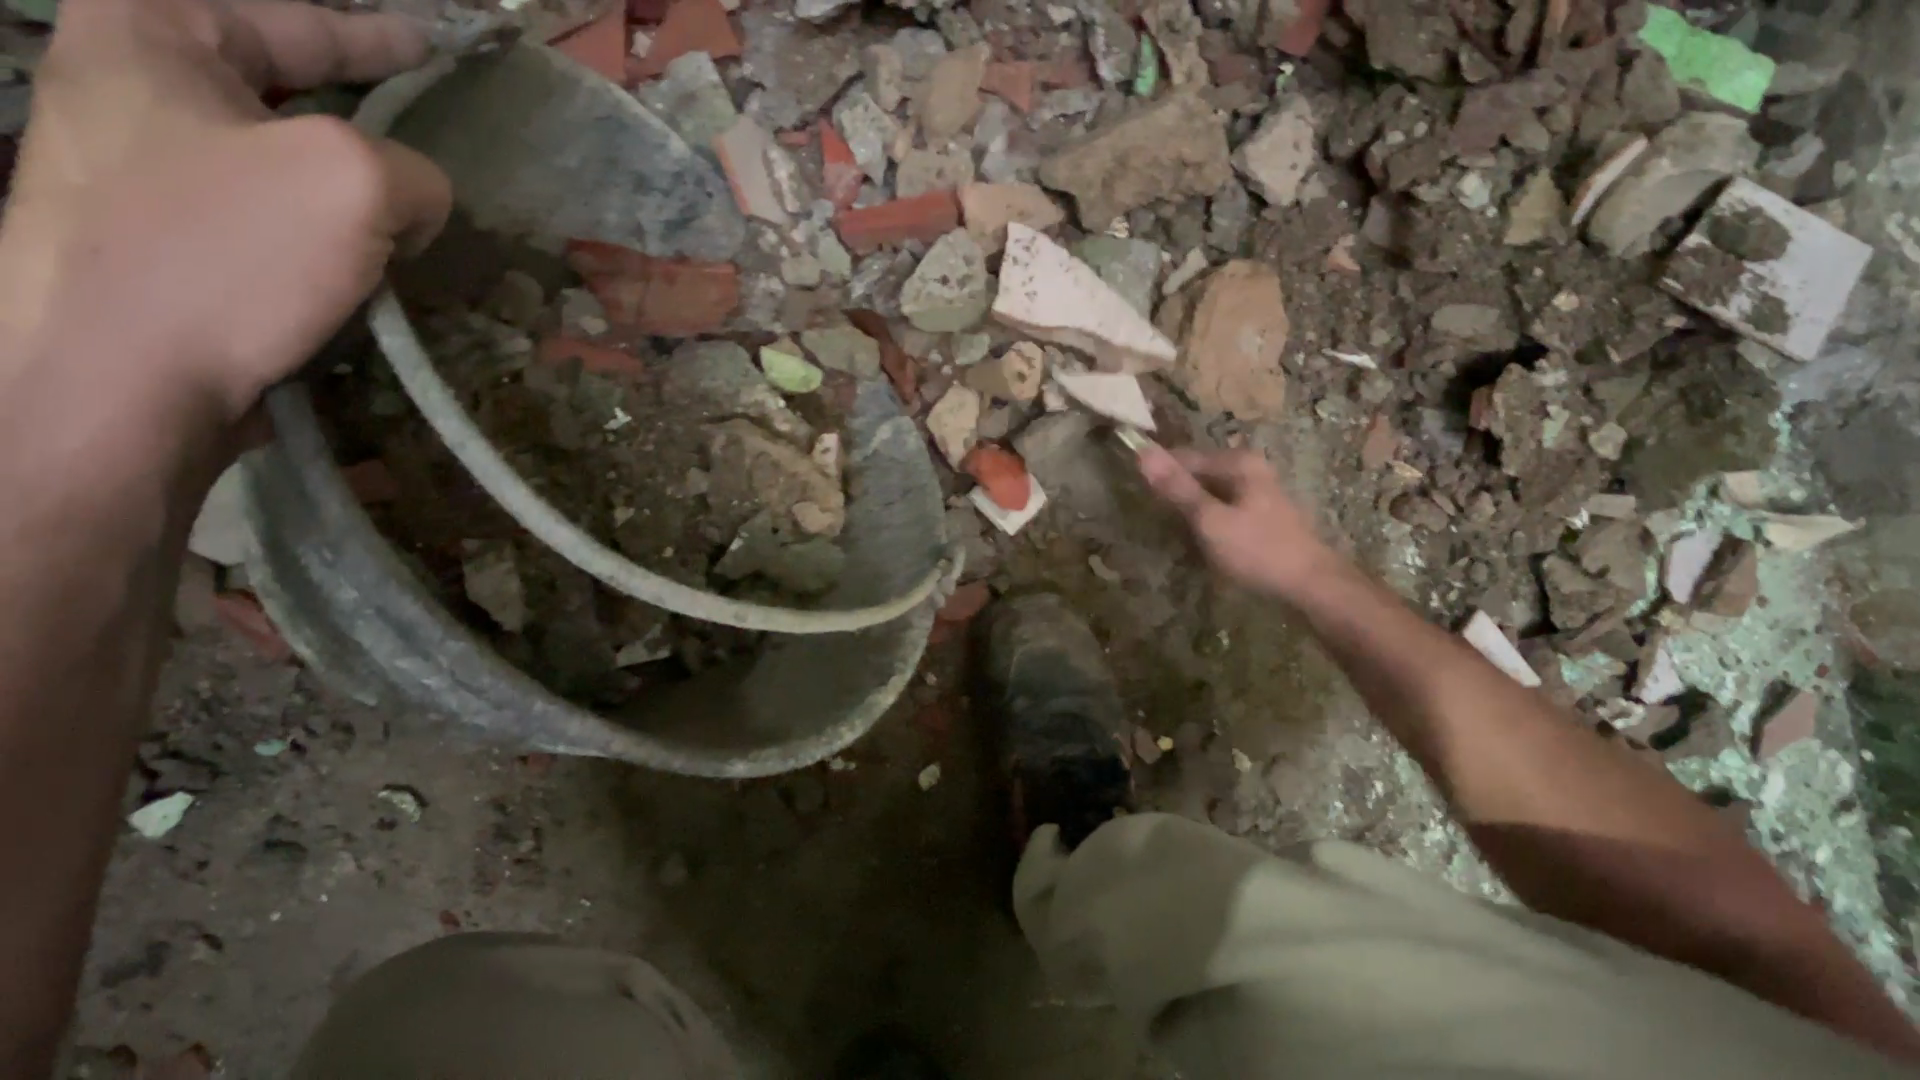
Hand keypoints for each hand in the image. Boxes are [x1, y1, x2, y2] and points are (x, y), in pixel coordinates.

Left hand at [0, 0, 451, 425]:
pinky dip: (311, 239)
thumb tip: (414, 204)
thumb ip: (414, 169)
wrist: (119, 387)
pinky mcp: (144, 246)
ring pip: (268, 161)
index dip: (373, 36)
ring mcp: (123, 173)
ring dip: (339, 191)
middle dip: (354, 116)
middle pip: (273, 87)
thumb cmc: (224, 257)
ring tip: (397, 223)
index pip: (288, 18)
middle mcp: (119, 90)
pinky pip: (252, 220)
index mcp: (143, 36)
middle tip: (417, 134)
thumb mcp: (352, 182)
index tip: (433, 50)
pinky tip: (349, 273)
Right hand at [1137, 444, 1340, 598]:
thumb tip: (1142, 452)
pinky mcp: (1262, 514)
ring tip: (1180, 539)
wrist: (1311, 585)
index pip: (1183, 457)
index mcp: (1238, 462)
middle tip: (1161, 525)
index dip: (1159, 476)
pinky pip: (1224, 510)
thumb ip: (1176, 488)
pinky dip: (1209, 524)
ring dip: (1192, 514)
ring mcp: (1258, 491)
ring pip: (1210, 495)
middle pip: (1198, 475)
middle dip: (1177, 497)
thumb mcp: (1210, 520)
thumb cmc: (1258, 551)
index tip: (1141, 500)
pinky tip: (1204, 545)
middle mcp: (1250, 469)